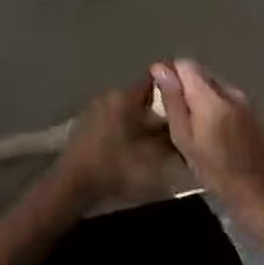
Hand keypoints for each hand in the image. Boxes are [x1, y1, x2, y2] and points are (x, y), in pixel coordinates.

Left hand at [54, 79, 178, 210]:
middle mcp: (109, 95)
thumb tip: (186, 129)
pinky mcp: (87, 122)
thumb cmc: (115, 166)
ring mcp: (95, 107)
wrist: (74, 182)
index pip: (156, 82)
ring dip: (143, 121)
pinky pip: (115, 119)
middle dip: (160, 110)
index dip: (174, 91)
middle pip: (143, 97)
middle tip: (179, 127)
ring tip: (160, 139)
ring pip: (128, 109)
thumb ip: (172, 139)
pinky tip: (135, 145)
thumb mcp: (153, 156)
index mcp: (124, 97)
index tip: (189, 103)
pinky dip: (127, 127)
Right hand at [152, 59, 263, 213]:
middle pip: (200, 72)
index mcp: (211, 98)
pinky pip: (226, 95)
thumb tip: (160, 68)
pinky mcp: (253, 108)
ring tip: (196, 123)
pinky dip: (215, 103)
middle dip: (185, 85)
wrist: (256, 189)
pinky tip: (215, 128)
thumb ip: (172, 99)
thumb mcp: (183, 137)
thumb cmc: (213, 168)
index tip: (163, 93)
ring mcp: (245, 99)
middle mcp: (230, 91)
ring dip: (200, 94)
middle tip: (177, 113)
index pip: (186, 64)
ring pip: (213, 83)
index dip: (171, 73)